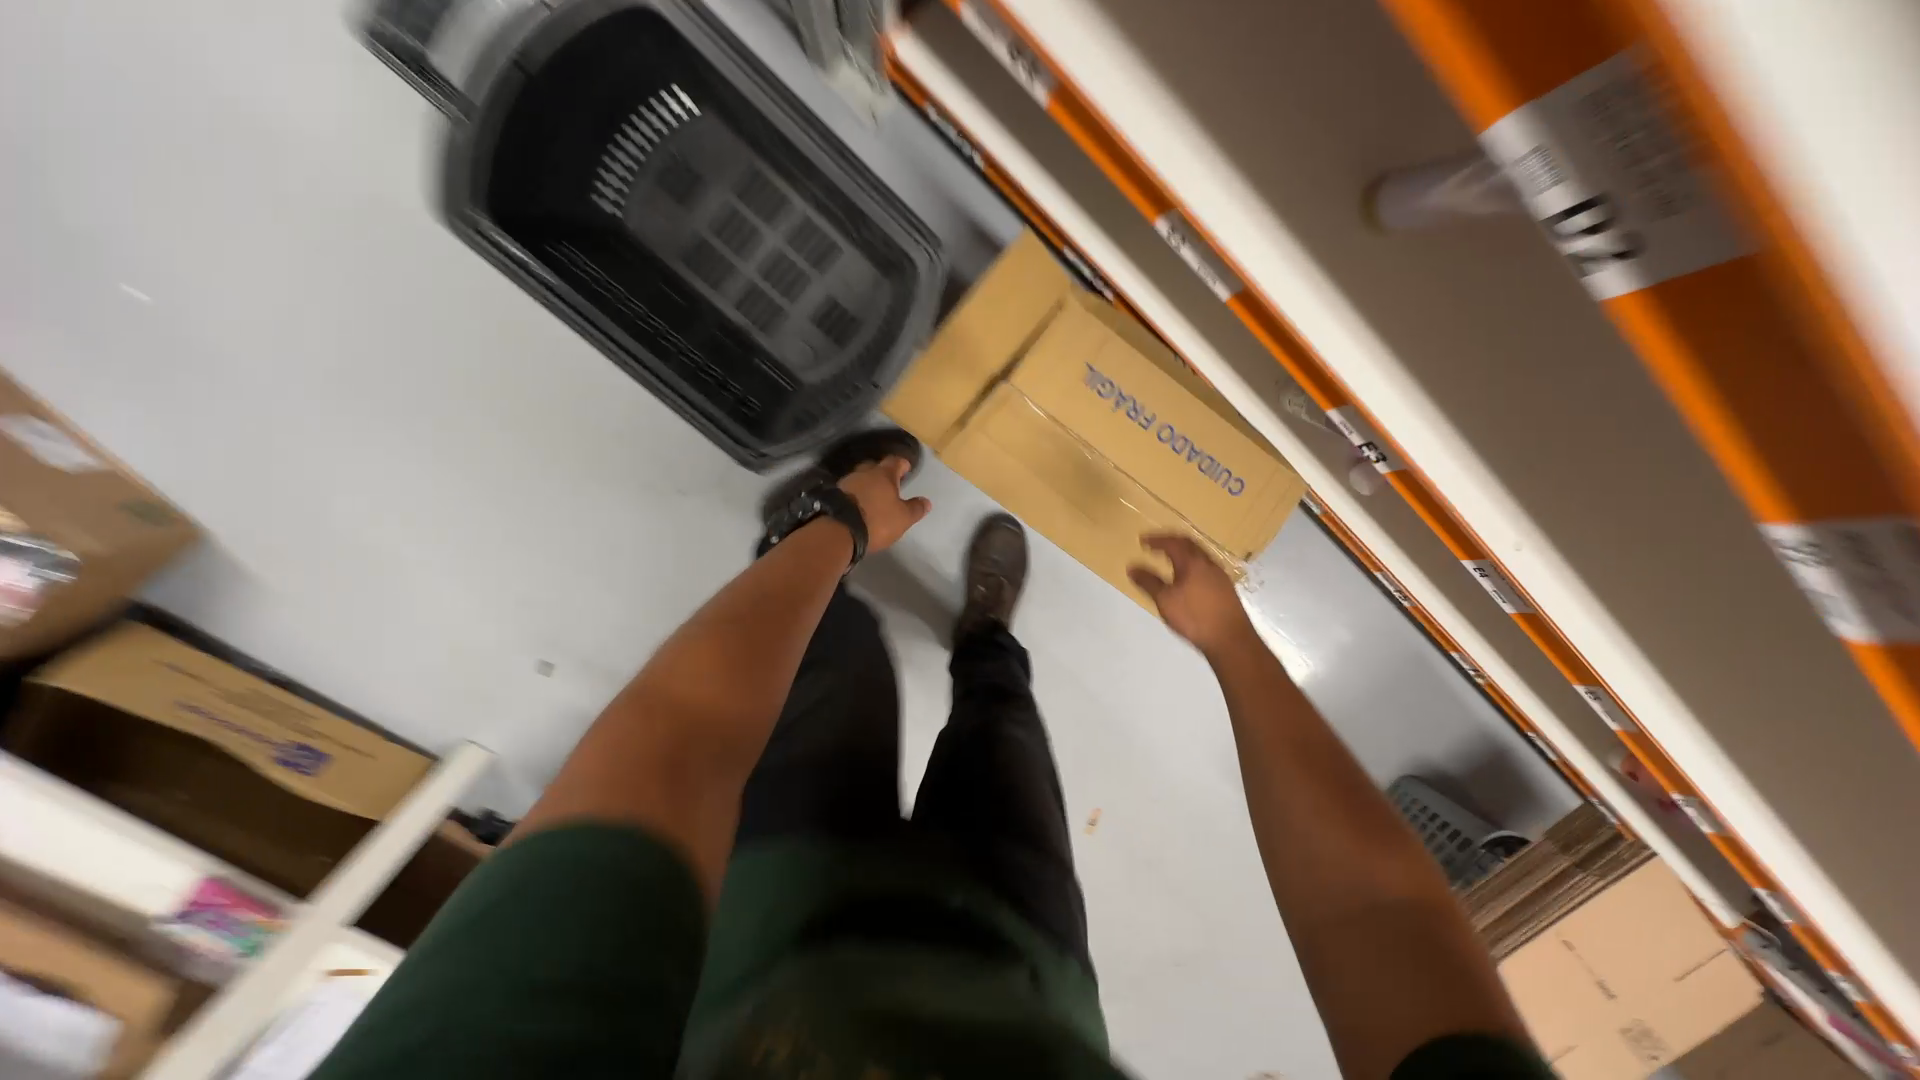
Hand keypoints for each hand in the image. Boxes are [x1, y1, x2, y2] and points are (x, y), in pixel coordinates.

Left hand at [838, 456, 931, 553]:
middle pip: (874, 466)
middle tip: (888, 481)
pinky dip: (854, 495)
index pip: (895, 461)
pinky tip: (857, 504)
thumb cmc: (876, 520)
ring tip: (872, 495)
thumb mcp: (903, 518)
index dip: (902, 464)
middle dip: (881, 472)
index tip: (906, 467)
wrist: (838, 530)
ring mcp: (846, 483)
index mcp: (883, 474)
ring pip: (859, 478)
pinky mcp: (833, 496)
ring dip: (866, 484)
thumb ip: (915, 509)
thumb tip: (926, 501)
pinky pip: (848, 491)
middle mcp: (863, 473)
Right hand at [1128, 533, 1256, 655]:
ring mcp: (1220, 576)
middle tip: (1156, 544)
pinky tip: (1188, 580)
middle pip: (1189, 544)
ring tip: (1170, 560)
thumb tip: (1132, 567)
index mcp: (1192, 562)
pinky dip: (1192, 566)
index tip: (1142, 541)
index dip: (1156, 540)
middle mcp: (1209, 564)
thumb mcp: (1165, 600)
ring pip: (1200, 556)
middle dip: (1171, 542)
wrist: (1231, 640)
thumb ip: (1148, 582)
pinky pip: (1206, 568)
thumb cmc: (1194, 617)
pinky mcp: (1227, 589)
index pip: (1173, 542)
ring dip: (1183, 553)